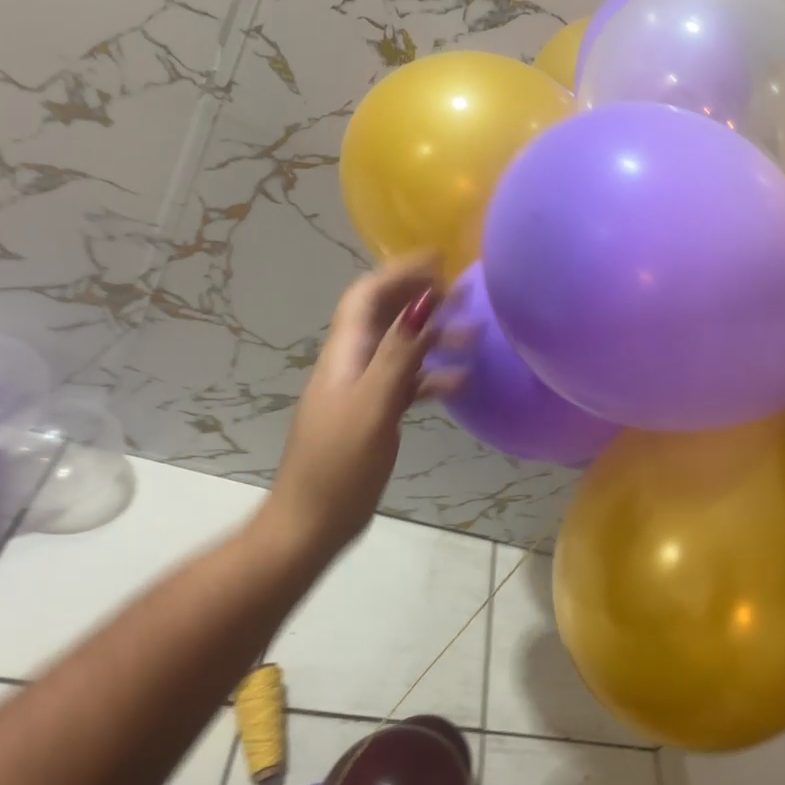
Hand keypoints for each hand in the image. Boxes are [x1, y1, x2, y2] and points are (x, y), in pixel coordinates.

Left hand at [262, 253, 461, 554]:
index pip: (368, 295)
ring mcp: (362, 390)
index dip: (400, 272)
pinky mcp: (373, 414)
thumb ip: (399, 353)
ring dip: (434, 336)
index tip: (440, 260)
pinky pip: (406, 382)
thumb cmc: (339, 465)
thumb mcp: (374, 405)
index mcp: (344, 355)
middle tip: (465, 291)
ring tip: (474, 336)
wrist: (310, 524)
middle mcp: (351, 364)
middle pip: (385, 315)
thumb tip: (422, 301)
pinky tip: (460, 383)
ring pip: (400, 347)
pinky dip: (432, 375)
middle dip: (422, 297)